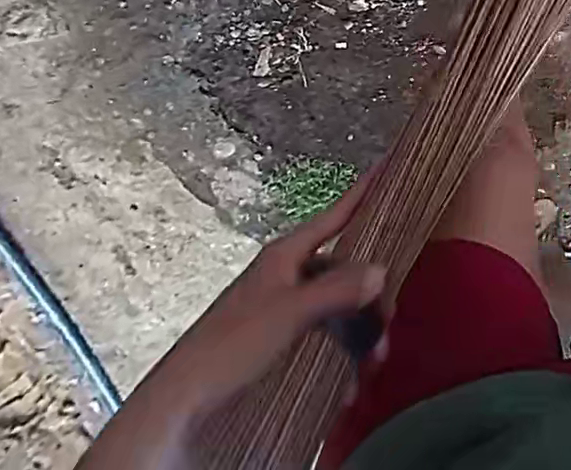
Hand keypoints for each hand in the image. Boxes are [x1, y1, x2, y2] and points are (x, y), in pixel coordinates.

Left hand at [118, 181, 384, 430]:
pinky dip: (341, 355)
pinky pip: (326, 335)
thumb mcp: (288, 313)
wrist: (183, 403)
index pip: (335, 215)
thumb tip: (380, 271)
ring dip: (359, 335)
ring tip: (370, 365)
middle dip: (370, 299)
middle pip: (345, 271)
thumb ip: (336, 290)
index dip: (362, 192)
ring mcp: (287, 304)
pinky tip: (348, 382)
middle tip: (386, 326)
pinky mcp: (283, 336)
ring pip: (339, 307)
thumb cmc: (230, 346)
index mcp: (288, 254)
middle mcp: (291, 273)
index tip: (387, 166)